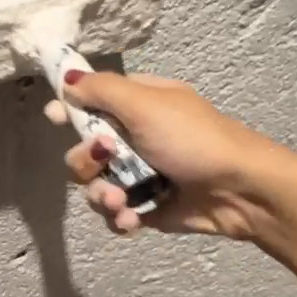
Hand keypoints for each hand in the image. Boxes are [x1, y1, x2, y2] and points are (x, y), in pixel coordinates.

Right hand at [48, 71, 296, 239]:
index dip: (71, 110)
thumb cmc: (194, 140)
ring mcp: (139, 176)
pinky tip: (131, 219)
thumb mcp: (146, 105)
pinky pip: (114, 214)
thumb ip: (101, 90)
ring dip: (101, 196)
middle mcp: (135, 139)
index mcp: (137, 106)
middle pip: (84, 151)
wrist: (240, 191)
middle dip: (86, 163)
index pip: (92, 103)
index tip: (57, 118)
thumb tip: (66, 77)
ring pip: (94, 187)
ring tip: (120, 202)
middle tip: (104, 162)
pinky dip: (119, 218)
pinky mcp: (145, 208)